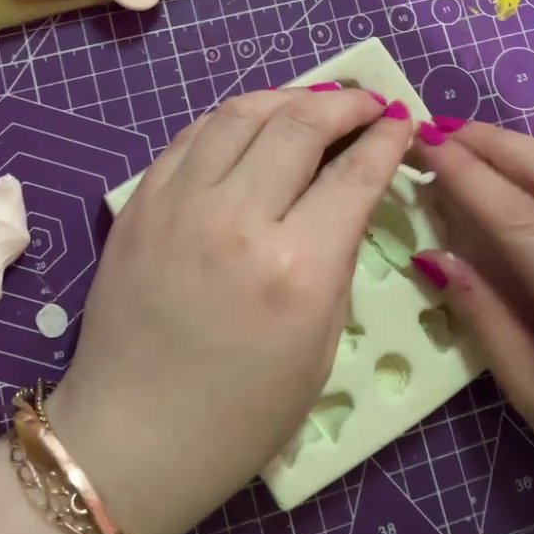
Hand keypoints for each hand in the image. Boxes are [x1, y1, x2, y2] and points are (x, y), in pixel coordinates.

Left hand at [48, 88, 411, 533]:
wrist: (133, 435)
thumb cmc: (240, 415)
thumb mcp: (320, 349)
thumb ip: (337, 258)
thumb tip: (349, 191)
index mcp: (295, 270)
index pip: (353, 175)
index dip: (386, 139)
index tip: (401, 122)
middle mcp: (237, 220)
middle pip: (299, 124)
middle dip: (344, 103)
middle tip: (365, 103)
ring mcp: (179, 203)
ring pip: (240, 113)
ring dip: (286, 97)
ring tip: (311, 104)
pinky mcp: (140, 202)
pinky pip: (191, 135)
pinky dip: (230, 119)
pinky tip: (251, 124)